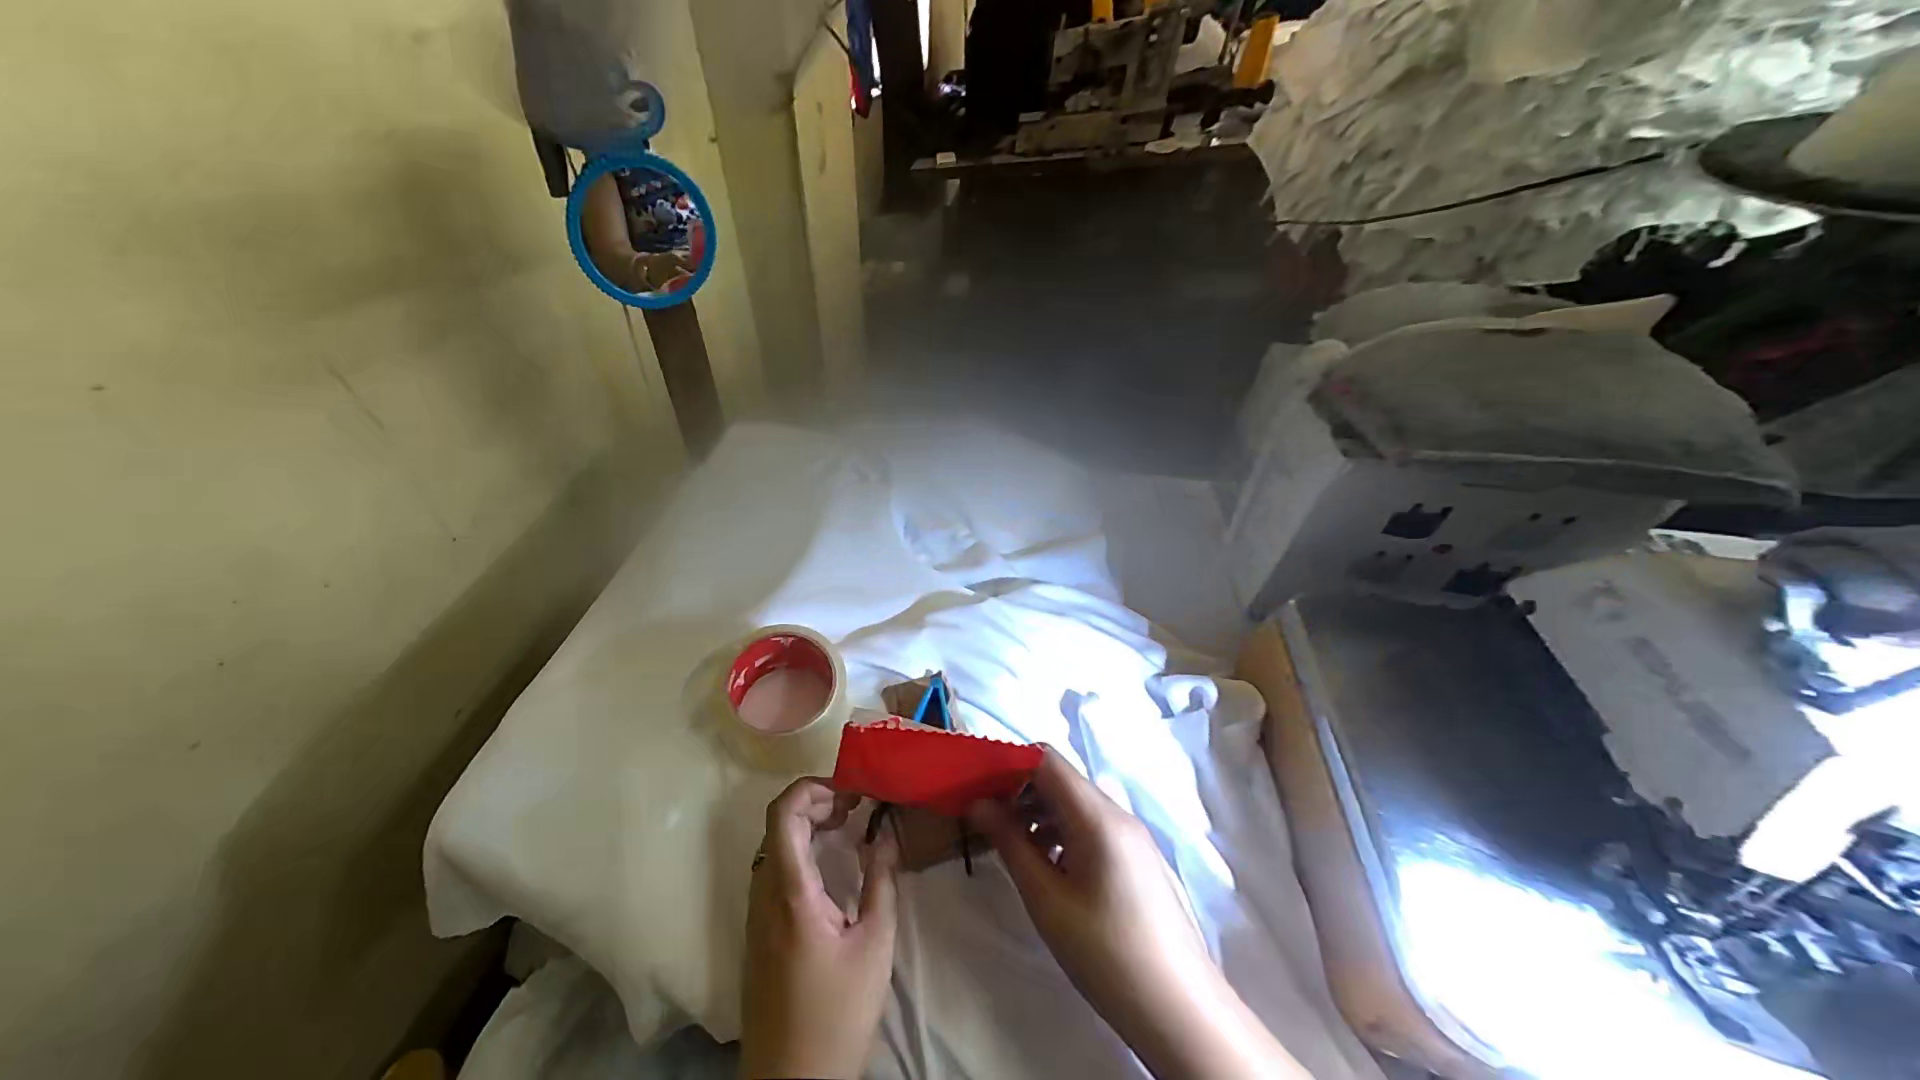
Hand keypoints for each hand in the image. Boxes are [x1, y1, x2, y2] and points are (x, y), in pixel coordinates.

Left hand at [741, 778, 899, 1078]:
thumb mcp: (874, 944)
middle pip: (779, 823)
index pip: (783, 812)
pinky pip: (775, 869)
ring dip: (810, 824)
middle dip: (818, 801)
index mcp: (790, 891)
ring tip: (851, 824)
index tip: (853, 790)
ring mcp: (756, 912)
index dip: (814, 788)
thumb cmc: (837, 1012)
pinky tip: (832, 862)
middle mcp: (764, 893)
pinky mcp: (760, 930)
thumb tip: (886, 833)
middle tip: (858, 805)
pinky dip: (802, 849)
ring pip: (775, 845)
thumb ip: (880, 881)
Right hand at [968, 749, 1307, 1079]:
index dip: (1008, 765)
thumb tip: (979, 803)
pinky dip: (1061, 833)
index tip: (976, 788)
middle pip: (1061, 780)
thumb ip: (1010, 843)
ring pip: (1075, 805)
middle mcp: (1118, 814)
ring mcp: (1132, 836)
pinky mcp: (1136, 858)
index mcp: (1098, 816)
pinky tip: (1045, 866)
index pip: (1047, 760)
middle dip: (1019, 791)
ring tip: (1009, 846)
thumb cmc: (1104, 951)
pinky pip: (1091, 828)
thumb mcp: (1046, 899)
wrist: (1178, 1008)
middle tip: (985, 820)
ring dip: (1039, 814)